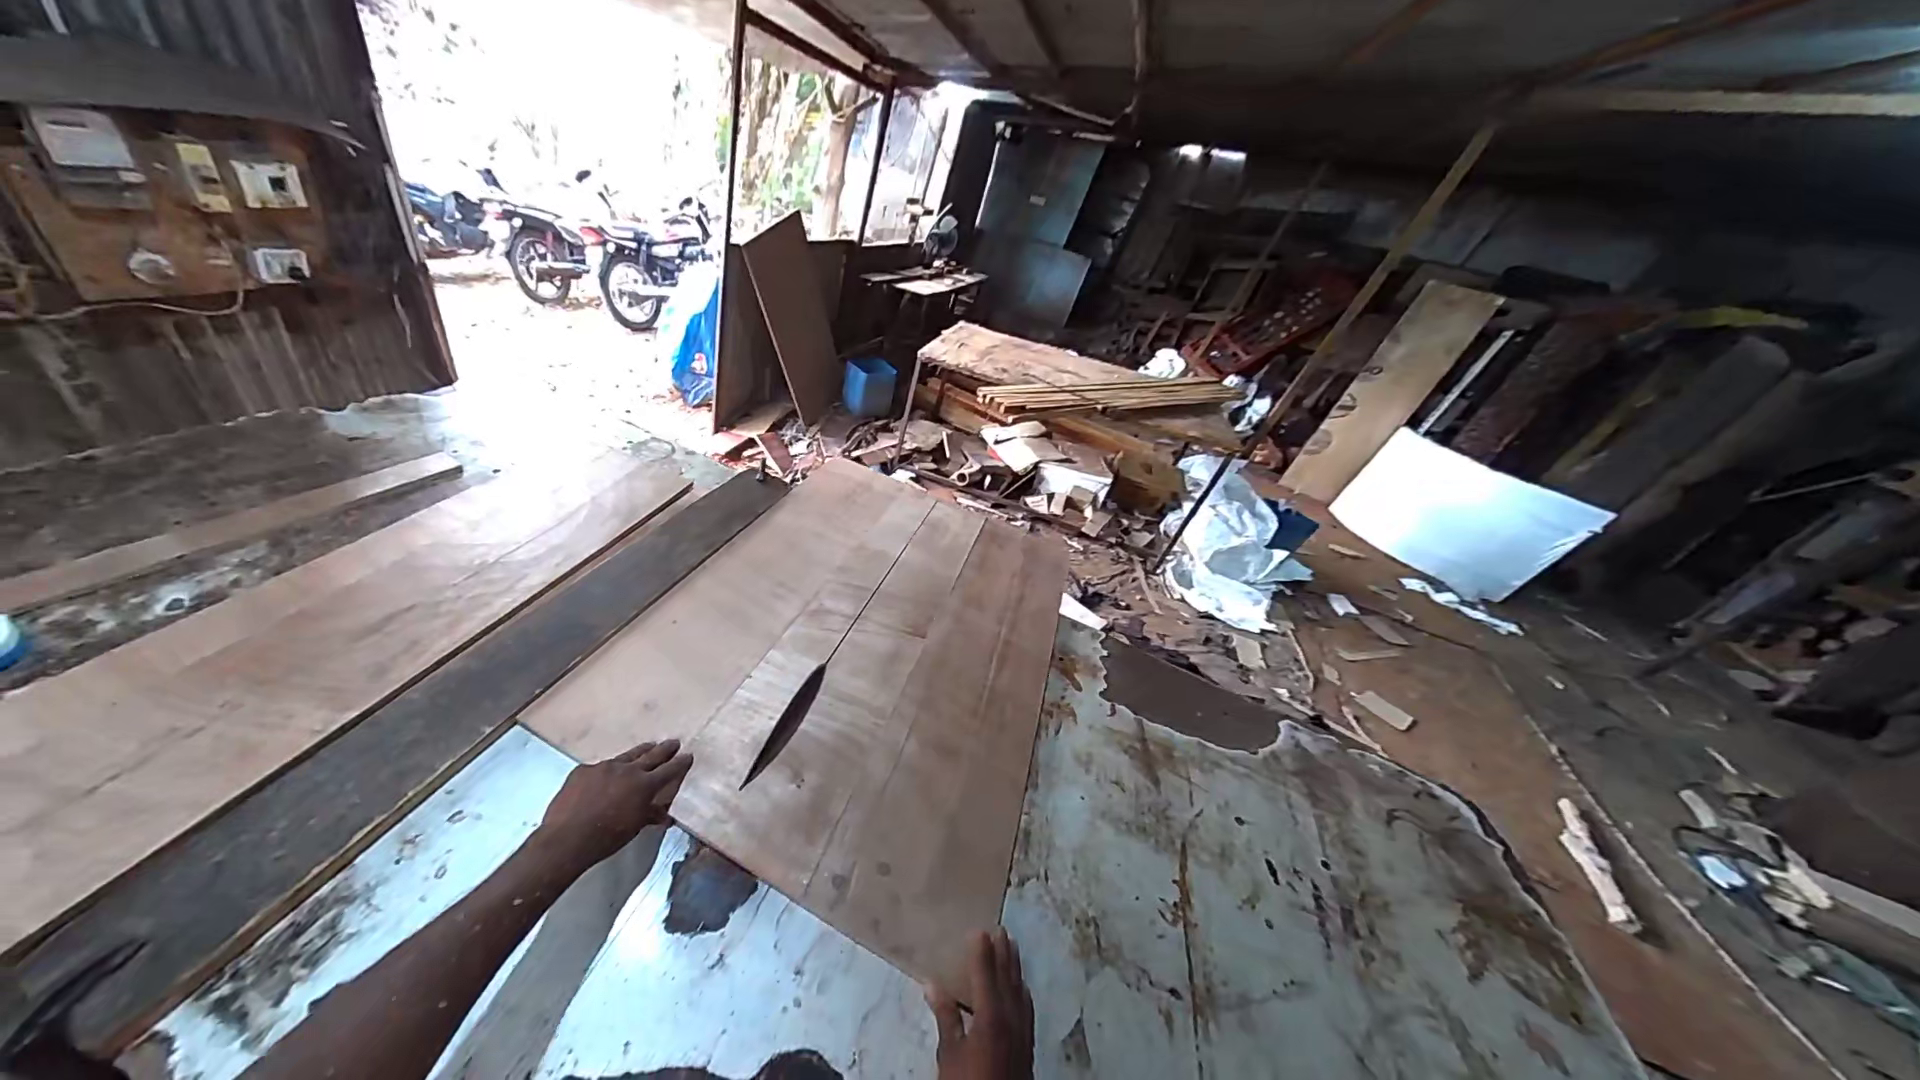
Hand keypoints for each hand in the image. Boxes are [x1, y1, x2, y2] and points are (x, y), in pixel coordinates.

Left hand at [538, 739, 691, 870]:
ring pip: (627, 756)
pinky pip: (600, 767)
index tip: (688, 755)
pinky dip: (607, 771)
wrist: (566, 840)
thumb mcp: (634, 827)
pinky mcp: (583, 770)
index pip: (670, 769)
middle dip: (665, 749)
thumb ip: (650, 815)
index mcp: (645, 785)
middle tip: (674, 742)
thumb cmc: (606, 838)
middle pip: (652, 754)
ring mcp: (604, 767)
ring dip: (639, 753)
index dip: (680, 762)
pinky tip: (604, 777)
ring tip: (647, 747)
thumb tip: (665, 816)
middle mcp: (628, 770)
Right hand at [927, 929, 1033, 1079]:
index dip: (982, 952)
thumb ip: (945, 1017)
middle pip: (1008, 977)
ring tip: (1012, 946)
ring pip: (1020, 989)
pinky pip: (1027, 1007)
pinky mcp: (1027, 1045)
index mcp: (990, 1016)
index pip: (986, 974)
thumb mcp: (949, 1055)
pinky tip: (1022, 987)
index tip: (979, 929)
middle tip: (1000, 929)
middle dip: (1003, 953)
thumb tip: (931, 984)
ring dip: (1015, 967)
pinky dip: (1023, 990)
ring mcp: (1022, 1031)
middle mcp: (1011, 1018)